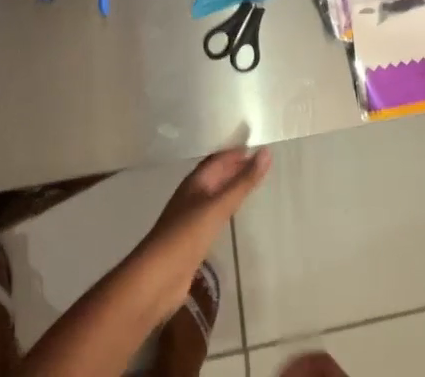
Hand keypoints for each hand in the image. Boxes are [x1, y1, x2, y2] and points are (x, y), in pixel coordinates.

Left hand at [128, 148, 271, 321]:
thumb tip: (266, 152)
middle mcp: (191, 196)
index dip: (235, 152)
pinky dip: (225, 209)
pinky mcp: (192, 238)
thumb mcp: (218, 206)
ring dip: (230, 187)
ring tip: (250, 185)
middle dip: (234, 167)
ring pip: (214, 195)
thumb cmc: (186, 236)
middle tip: (260, 164)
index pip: (217, 160)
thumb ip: (243, 182)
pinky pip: (212, 215)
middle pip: (215, 175)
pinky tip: (232, 216)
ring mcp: (190, 218)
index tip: (258, 148)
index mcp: (194, 183)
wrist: (157, 277)